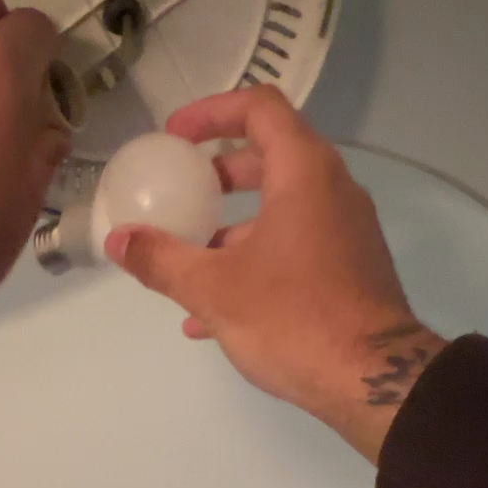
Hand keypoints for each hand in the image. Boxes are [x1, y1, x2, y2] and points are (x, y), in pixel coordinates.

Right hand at [105, 87, 445, 463]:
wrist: (369, 379)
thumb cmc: (292, 320)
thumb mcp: (214, 290)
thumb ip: (162, 260)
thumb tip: (118, 241)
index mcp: (304, 174)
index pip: (258, 109)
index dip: (211, 112)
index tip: (175, 138)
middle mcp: (332, 192)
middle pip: (269, 160)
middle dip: (217, 176)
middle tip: (181, 193)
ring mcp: (344, 234)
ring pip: (279, 214)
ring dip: (229, 233)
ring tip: (186, 266)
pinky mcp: (347, 273)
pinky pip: (292, 252)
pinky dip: (253, 266)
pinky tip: (211, 317)